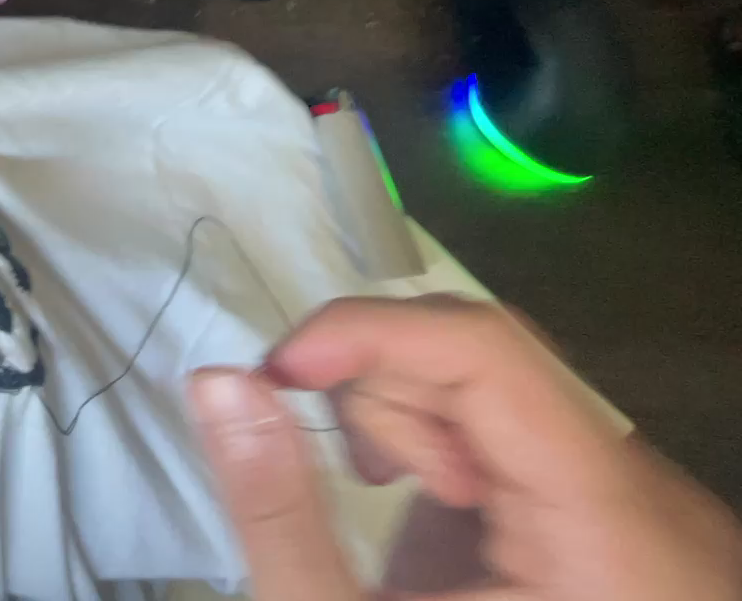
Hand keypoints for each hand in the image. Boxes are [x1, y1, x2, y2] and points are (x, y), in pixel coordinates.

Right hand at [189, 296, 741, 600]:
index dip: (367, 333)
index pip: (489, 350)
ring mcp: (639, 501)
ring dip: (397, 407)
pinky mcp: (606, 500)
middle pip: (484, 355)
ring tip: (383, 490)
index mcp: (616, 540)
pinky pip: (504, 404)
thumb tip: (216, 378)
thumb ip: (277, 508)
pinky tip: (418, 489)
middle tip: (346, 466)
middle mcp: (655, 503)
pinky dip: (429, 425)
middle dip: (376, 386)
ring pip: (489, 370)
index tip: (277, 373)